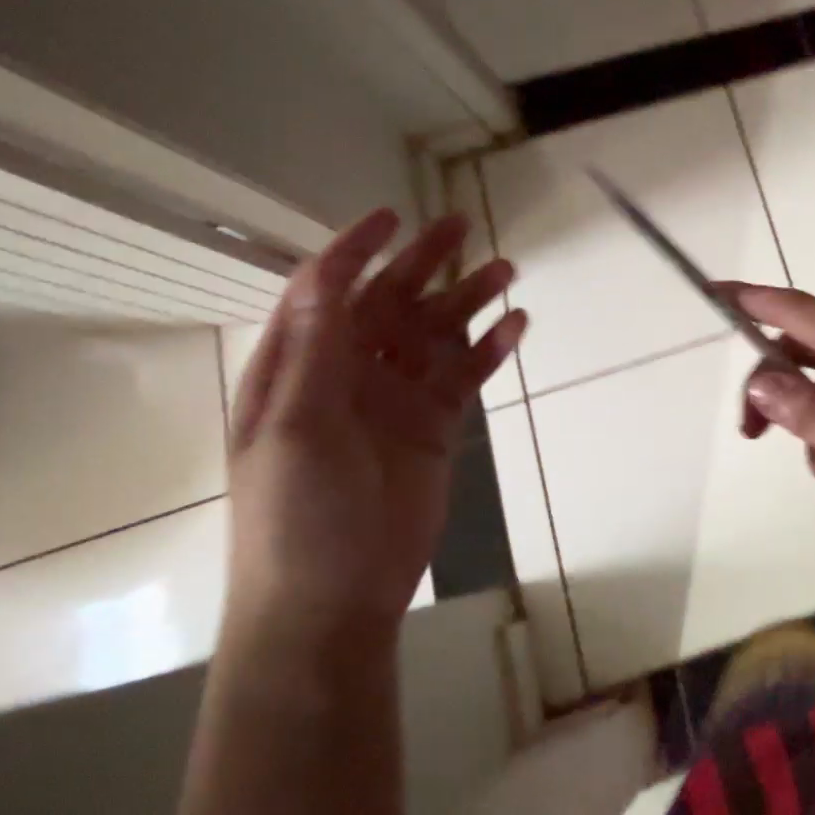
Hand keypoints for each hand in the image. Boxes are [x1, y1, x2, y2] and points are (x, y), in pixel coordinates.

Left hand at [225, 210, 526, 647]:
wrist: (334, 598)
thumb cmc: (297, 518)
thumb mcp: (297, 432)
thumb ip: (317, 354)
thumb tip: (325, 278)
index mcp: (299, 369)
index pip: (326, 293)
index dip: (355, 250)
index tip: (392, 216)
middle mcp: (348, 374)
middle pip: (389, 303)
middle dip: (424, 264)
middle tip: (465, 227)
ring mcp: (395, 399)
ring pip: (435, 334)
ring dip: (467, 301)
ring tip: (507, 271)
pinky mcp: (434, 425)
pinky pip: (465, 375)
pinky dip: (490, 350)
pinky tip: (517, 327)